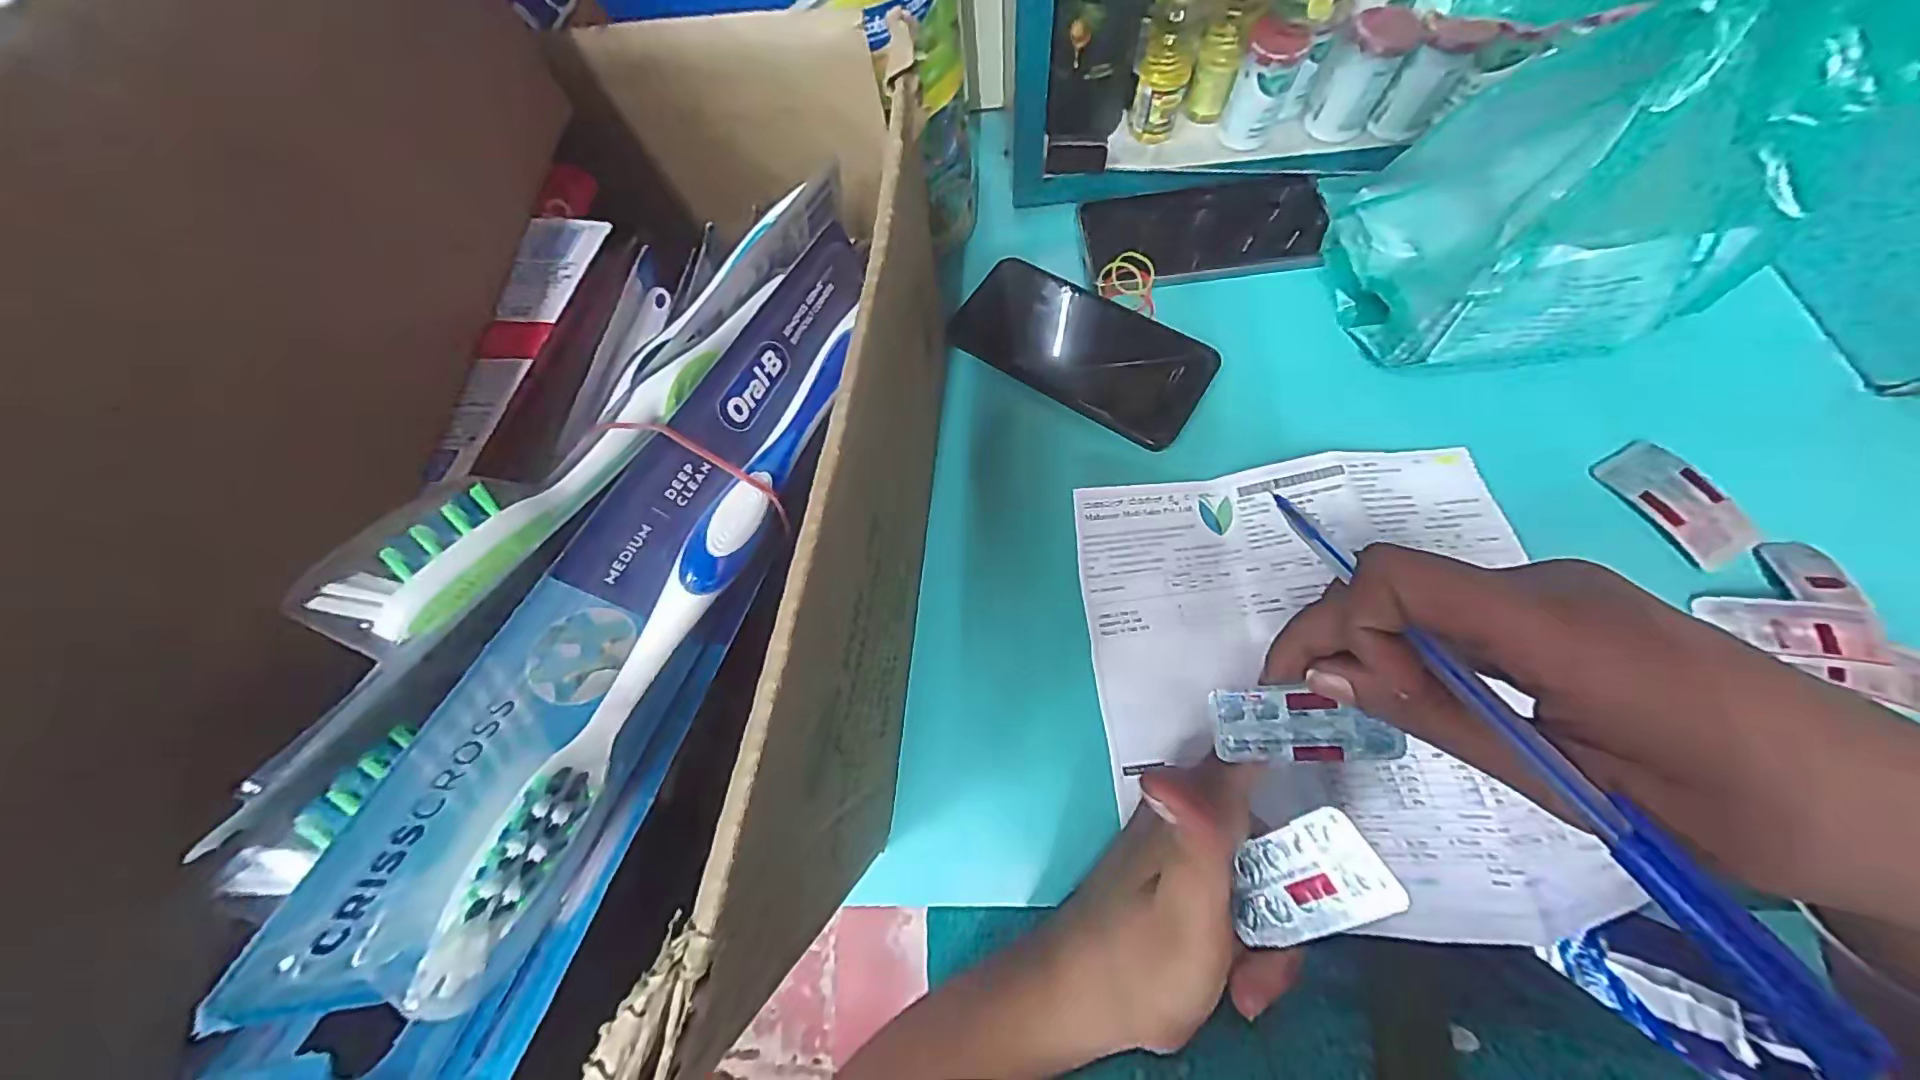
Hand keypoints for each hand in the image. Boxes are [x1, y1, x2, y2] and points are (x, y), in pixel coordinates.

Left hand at [1028, 757, 1306, 1055]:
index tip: (1326, 812)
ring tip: (1245, 990)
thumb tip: (1174, 769)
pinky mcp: (1178, 889)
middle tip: (1269, 962)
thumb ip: (1198, 837)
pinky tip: (1231, 986)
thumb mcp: (1186, 904)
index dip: (1290, 762)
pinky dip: (1244, 948)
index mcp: (1185, 810)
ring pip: (1257, 881)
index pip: (1243, 759)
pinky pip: (1234, 906)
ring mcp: (1181, 856)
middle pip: (1267, 840)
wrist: (1075, 1006)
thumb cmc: (1137, 962)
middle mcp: (1184, 821)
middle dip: (1289, 903)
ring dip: (1267, 940)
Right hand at [1260, 544, 1919, 930]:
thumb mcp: (1565, 782)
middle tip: (1313, 699)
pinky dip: (1418, 646)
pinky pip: (1459, 611)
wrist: (1887, 808)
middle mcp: (1543, 585)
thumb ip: (1437, 717)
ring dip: (1376, 642)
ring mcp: (1556, 592)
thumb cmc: (1736, 813)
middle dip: (1338, 634)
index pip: (1394, 580)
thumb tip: (1324, 675)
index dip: (1337, 625)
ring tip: (1371, 704)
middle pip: (1395, 581)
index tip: (1320, 689)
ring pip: (1421, 595)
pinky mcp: (1564, 609)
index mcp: (1551, 624)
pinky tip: (1431, 693)